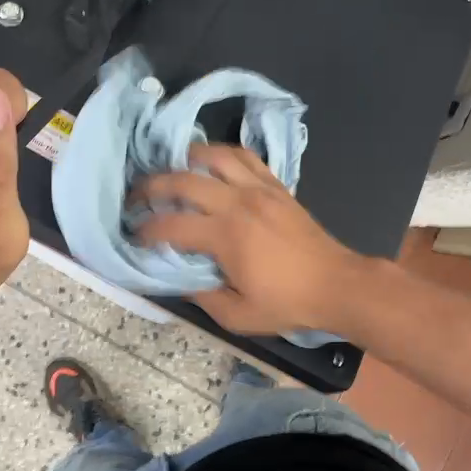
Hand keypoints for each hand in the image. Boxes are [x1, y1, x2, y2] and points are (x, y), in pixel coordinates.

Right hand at [136, 145, 379, 337]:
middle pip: (183, 180)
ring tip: (171, 170)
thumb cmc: (287, 303)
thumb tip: (177, 279)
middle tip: (136, 197)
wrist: (336, 284)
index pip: (171, 224)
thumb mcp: (238, 316)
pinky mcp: (275, 185)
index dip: (146, 229)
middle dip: (152, 186)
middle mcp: (237, 203)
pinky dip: (222, 155)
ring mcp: (258, 188)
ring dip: (186, 160)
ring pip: (214, 157)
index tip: (135, 236)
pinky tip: (212, 164)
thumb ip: (202, 296)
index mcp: (225, 236)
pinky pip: (244, 157)